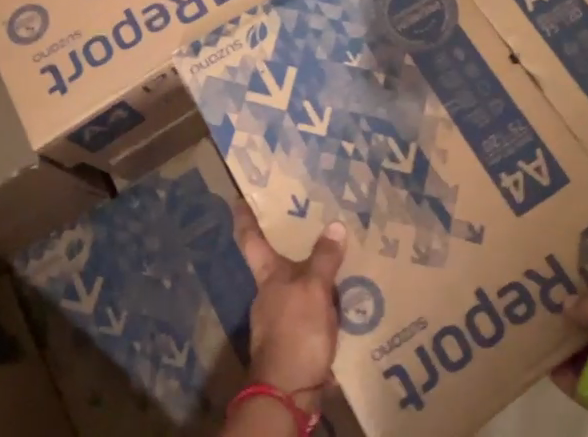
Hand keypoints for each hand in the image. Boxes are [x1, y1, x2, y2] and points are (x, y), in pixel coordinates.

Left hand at [234, 204, 346, 411]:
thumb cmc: (295, 332)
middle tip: (316, 222)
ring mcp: (281, 318)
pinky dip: (326, 305)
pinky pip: (313, 313)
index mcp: (268, 275)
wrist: (289, 391)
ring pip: (298, 287)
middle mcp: (269, 293)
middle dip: (294, 246)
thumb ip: (324, 259)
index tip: (240, 197)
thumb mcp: (313, 290)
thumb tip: (335, 224)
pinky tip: (348, 303)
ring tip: (343, 260)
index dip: (245, 217)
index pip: (251, 239)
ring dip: (315, 277)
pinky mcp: (296, 340)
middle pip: (278, 262)